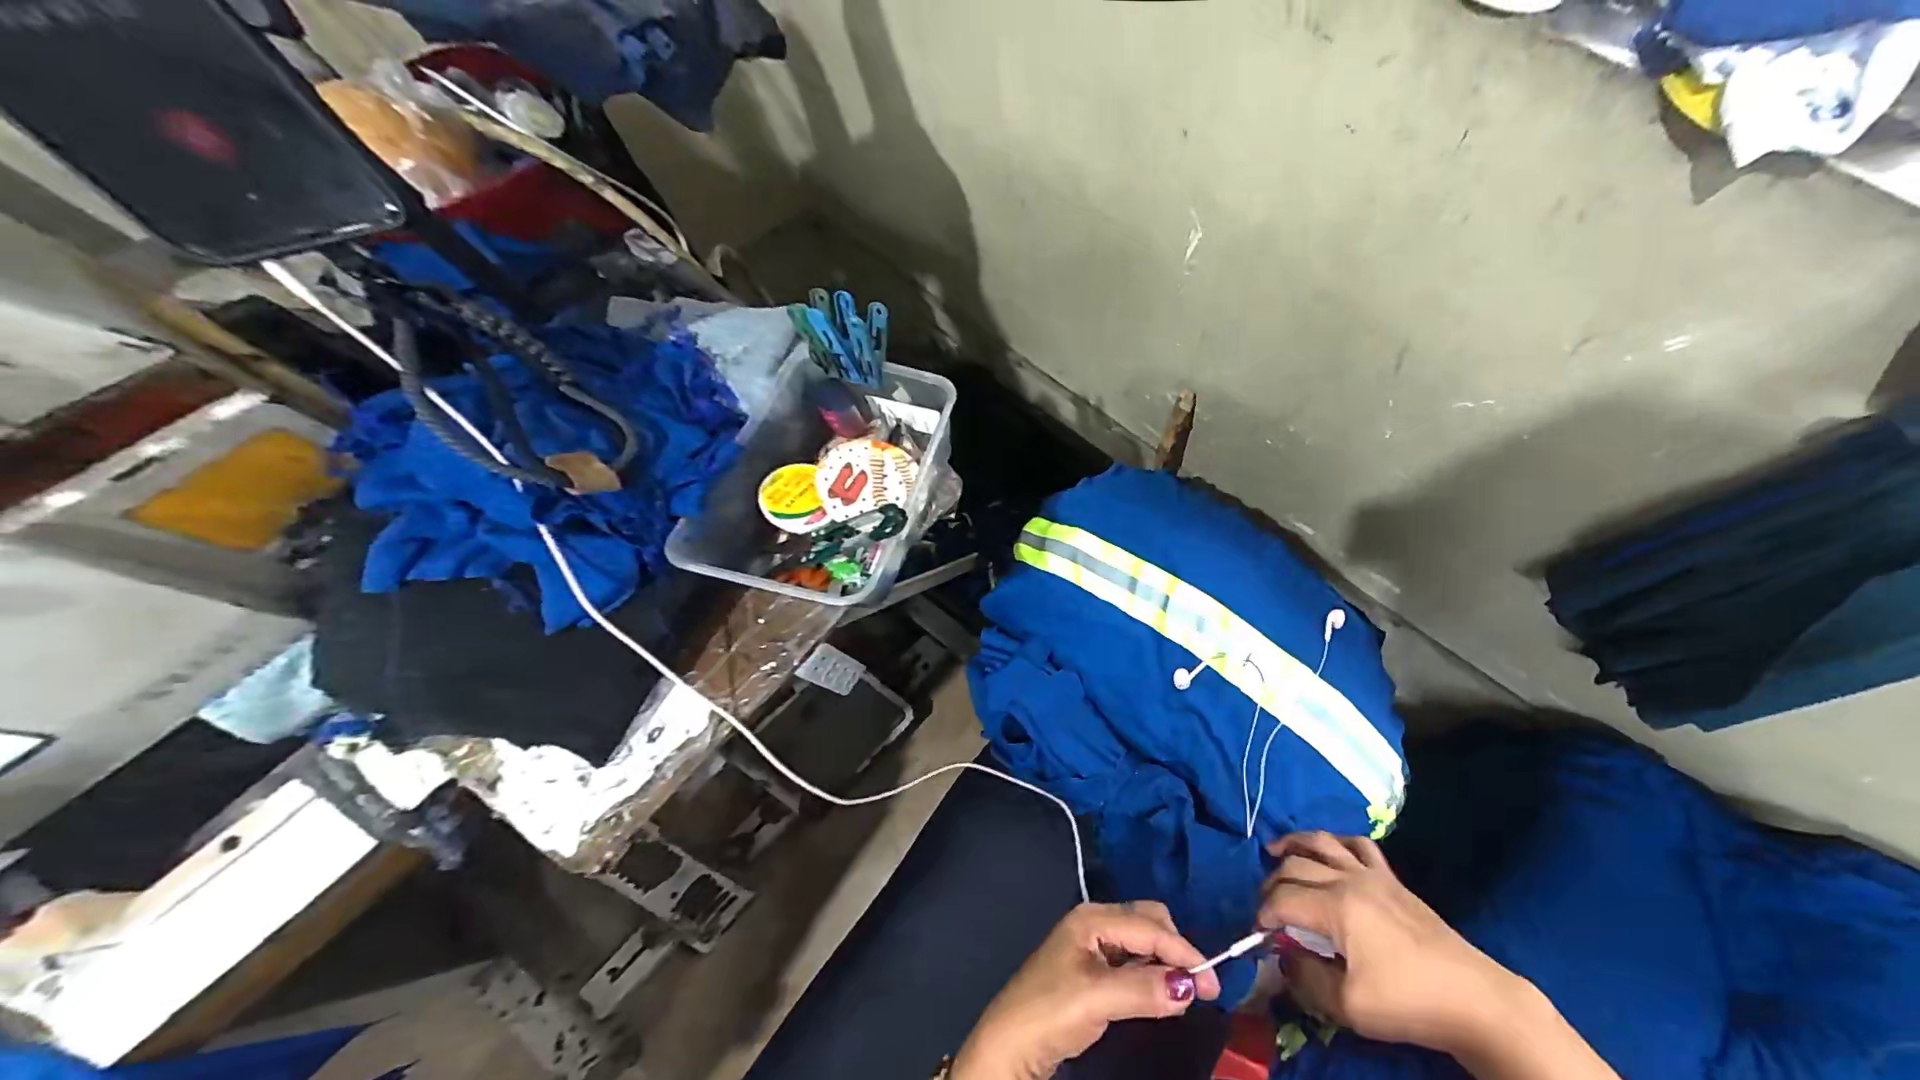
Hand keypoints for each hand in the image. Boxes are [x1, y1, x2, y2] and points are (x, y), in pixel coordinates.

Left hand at [951, 901, 1220, 1079]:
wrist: (1010, 1043)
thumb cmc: (1050, 1011)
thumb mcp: (1097, 999)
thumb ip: (1143, 989)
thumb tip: (1189, 987)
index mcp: (1092, 918)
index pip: (1149, 925)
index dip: (1184, 952)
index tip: (1214, 985)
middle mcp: (1094, 923)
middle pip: (1148, 922)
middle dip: (1176, 949)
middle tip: (1202, 989)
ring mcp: (1092, 945)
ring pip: (1142, 941)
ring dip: (1166, 962)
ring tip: (1187, 994)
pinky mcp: (1093, 968)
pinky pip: (1133, 961)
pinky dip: (1152, 973)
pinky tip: (1162, 993)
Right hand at [1256, 832, 1525, 1055]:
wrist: (1477, 1001)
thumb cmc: (1410, 1003)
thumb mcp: (1348, 1005)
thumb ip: (1306, 978)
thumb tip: (1285, 957)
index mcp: (1335, 906)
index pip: (1282, 900)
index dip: (1262, 915)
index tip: (1258, 936)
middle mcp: (1349, 879)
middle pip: (1294, 867)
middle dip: (1270, 884)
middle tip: (1265, 907)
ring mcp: (1373, 875)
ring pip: (1322, 842)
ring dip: (1293, 844)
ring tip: (1275, 851)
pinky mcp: (1393, 880)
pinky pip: (1358, 845)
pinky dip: (1335, 842)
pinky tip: (1327, 850)